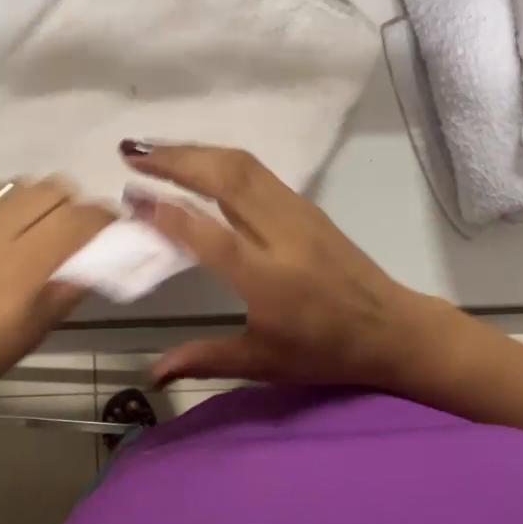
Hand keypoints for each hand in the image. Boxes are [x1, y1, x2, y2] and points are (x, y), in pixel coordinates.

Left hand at [0, 178, 115, 409]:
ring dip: (32, 202)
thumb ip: (74, 283)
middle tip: (70, 227)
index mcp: (18, 265)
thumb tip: (104, 253)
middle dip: (69, 205)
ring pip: (15, 184)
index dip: (102, 218)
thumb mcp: (41, 325)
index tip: (110, 224)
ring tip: (30, 227)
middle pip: (48, 189)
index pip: (75, 220)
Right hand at [123, 142, 464, 390]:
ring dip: (196, 151)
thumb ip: (205, 358)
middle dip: (175, 159)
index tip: (130, 197)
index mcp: (268, 279)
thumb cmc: (325, 352)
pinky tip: (199, 162)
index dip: (166, 212)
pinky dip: (221, 158)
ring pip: (243, 165)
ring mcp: (298, 213)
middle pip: (226, 177)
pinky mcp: (307, 207)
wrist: (392, 329)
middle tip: (130, 154)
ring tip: (155, 151)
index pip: (208, 234)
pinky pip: (258, 171)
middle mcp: (283, 235)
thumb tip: (153, 372)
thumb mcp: (263, 363)